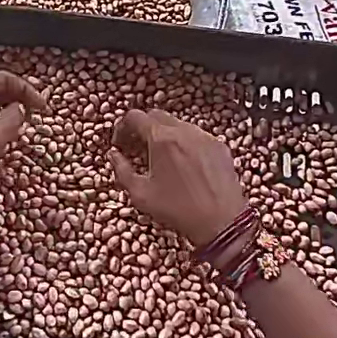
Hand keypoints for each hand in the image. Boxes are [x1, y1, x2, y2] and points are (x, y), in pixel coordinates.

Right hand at [107, 109, 247, 245]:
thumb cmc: (178, 209)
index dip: (122, 127)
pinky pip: (196, 136)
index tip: (119, 143)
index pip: (135, 117)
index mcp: (161, 139)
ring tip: (158, 157)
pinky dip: (183, 142)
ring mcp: (204, 137)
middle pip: (156, 116)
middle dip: (141, 128)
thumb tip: (114, 155)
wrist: (222, 222)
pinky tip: (182, 163)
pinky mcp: (219, 147)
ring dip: (162, 134)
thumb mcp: (140, 194)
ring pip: (177, 124)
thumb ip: (121, 170)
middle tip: (135, 147)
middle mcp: (184, 131)